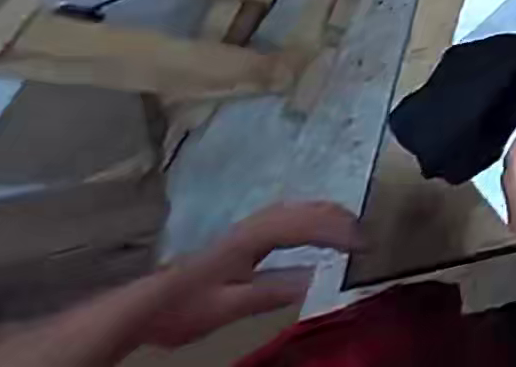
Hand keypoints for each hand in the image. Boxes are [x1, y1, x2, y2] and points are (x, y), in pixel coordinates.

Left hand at [142, 202, 358, 346]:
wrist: (147, 304)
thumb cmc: (188, 306)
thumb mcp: (228, 307)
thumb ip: (271, 292)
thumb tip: (316, 277)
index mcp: (259, 235)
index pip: (310, 225)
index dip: (341, 233)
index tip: (364, 246)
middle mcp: (263, 220)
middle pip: (314, 210)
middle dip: (345, 222)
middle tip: (367, 240)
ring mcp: (259, 221)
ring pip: (309, 208)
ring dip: (336, 217)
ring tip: (354, 232)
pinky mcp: (256, 228)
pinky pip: (300, 212)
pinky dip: (322, 217)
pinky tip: (325, 228)